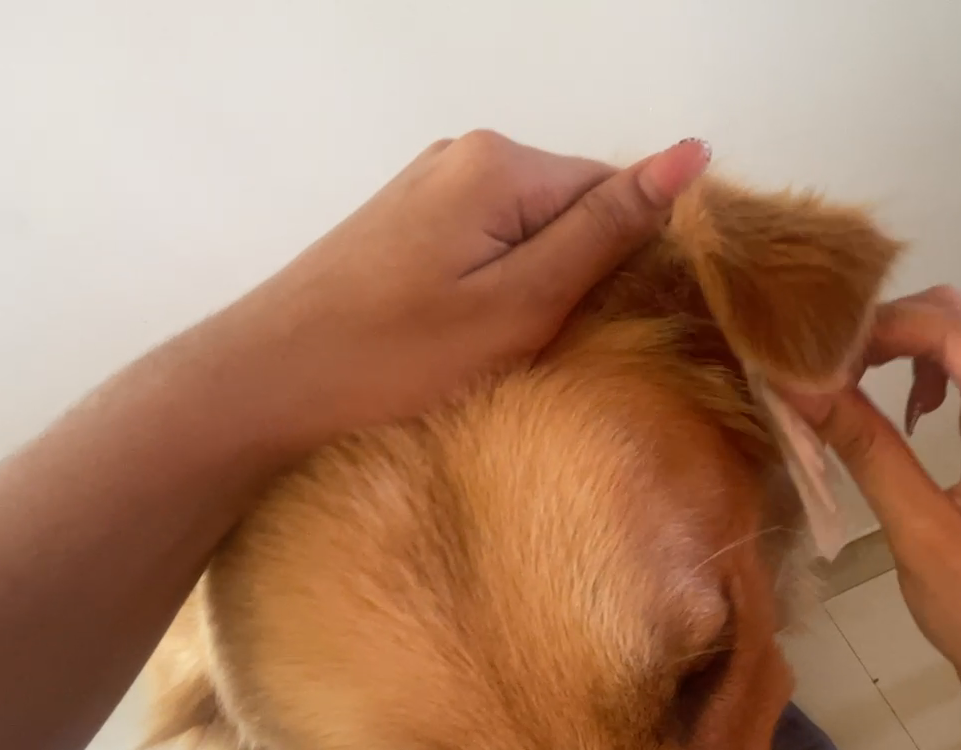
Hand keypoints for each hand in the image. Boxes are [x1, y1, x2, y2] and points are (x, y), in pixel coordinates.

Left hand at [192, 131, 710, 451]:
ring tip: (534, 342)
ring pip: (537, 228)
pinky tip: (494, 327)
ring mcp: (433, 187)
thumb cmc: (406, 355)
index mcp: (502, 164)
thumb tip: (690, 155)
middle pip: (575, 205)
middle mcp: (467, 154)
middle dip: (594, 270)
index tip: (634, 322)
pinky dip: (514, 283)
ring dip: (555, 281)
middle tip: (575, 342)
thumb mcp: (525, 300)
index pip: (616, 189)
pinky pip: (496, 242)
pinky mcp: (412, 224)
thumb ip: (607, 230)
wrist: (270, 384)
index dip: (639, 254)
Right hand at [788, 286, 960, 749]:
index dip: (882, 329)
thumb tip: (796, 383)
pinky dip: (936, 368)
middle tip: (832, 368)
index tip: (815, 354)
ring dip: (919, 342)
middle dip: (896, 328)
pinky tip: (910, 409)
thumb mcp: (917, 531)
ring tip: (869, 383)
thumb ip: (865, 446)